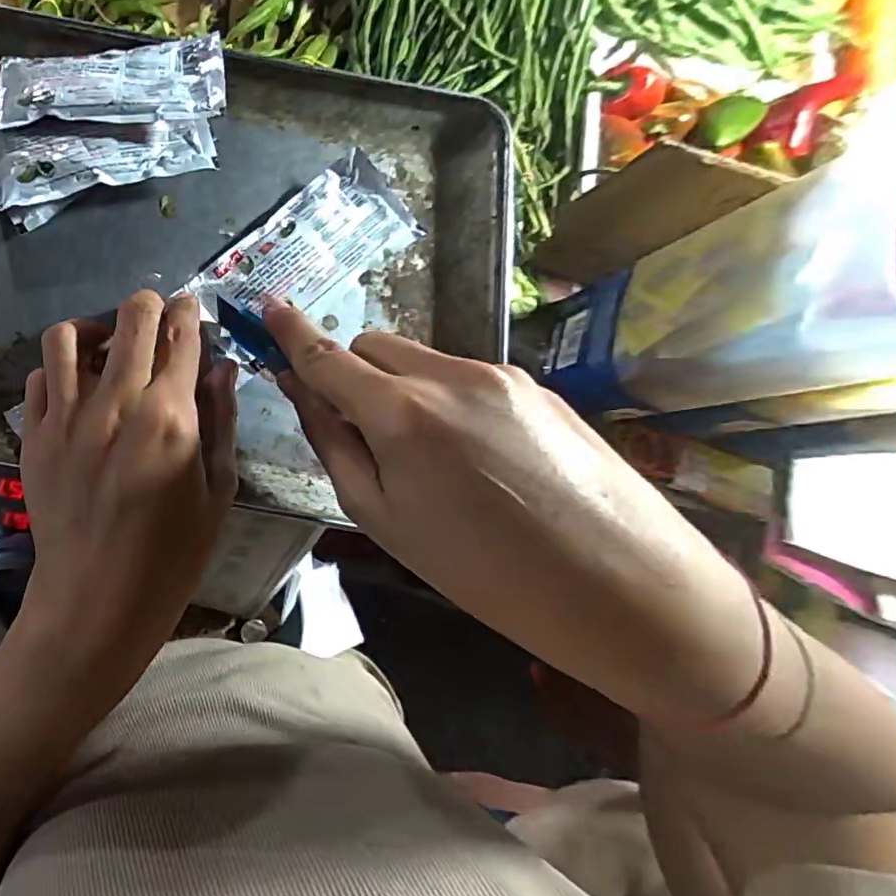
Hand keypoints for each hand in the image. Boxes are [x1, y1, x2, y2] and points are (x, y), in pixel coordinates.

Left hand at [17, 291, 237, 680]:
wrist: (96, 600)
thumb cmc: (170, 555)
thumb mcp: (217, 493)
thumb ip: (221, 422)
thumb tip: (221, 367)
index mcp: (170, 417)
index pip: (181, 336)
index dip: (188, 312)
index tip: (190, 310)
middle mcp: (115, 403)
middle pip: (129, 317)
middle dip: (149, 305)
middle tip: (156, 320)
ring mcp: (66, 417)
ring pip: (67, 335)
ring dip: (94, 329)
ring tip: (107, 349)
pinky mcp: (33, 436)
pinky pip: (38, 377)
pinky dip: (59, 369)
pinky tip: (76, 389)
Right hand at [263, 300, 762, 720]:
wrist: (627, 591)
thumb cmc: (482, 573)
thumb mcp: (383, 519)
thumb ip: (334, 444)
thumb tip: (302, 392)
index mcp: (401, 414)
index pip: (327, 356)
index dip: (292, 331)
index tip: (268, 304)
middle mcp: (449, 375)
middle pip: (373, 346)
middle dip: (350, 372)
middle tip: (360, 430)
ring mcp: (500, 374)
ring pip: (420, 359)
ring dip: (398, 386)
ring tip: (428, 456)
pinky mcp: (538, 385)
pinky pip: (465, 376)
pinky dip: (443, 398)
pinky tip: (476, 455)